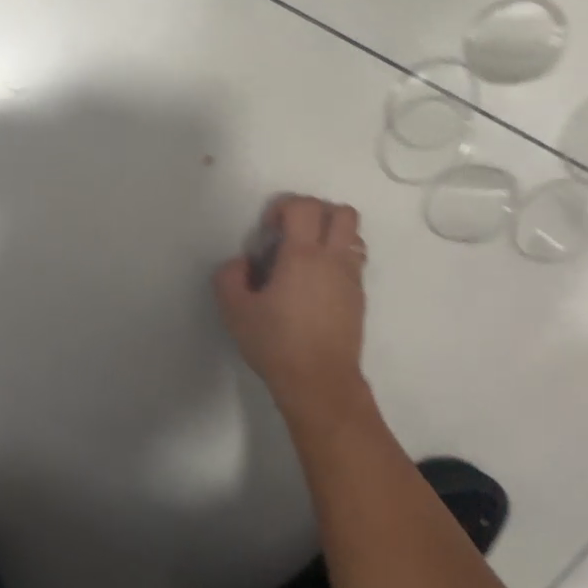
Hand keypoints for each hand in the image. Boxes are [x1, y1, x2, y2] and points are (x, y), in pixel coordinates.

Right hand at [214, 194, 368, 410]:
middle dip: (314, 212)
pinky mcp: (358, 296)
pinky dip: (335, 259)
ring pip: (352, 235)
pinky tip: (311, 285)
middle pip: (341, 212)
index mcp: (302, 256)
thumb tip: (243, 263)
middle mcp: (334, 259)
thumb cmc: (274, 343)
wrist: (319, 379)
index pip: (303, 207)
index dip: (282, 208)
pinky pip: (352, 260)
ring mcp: (351, 277)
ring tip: (302, 259)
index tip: (266, 231)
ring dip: (328, 235)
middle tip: (289, 234)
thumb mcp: (234, 311)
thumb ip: (230, 277)